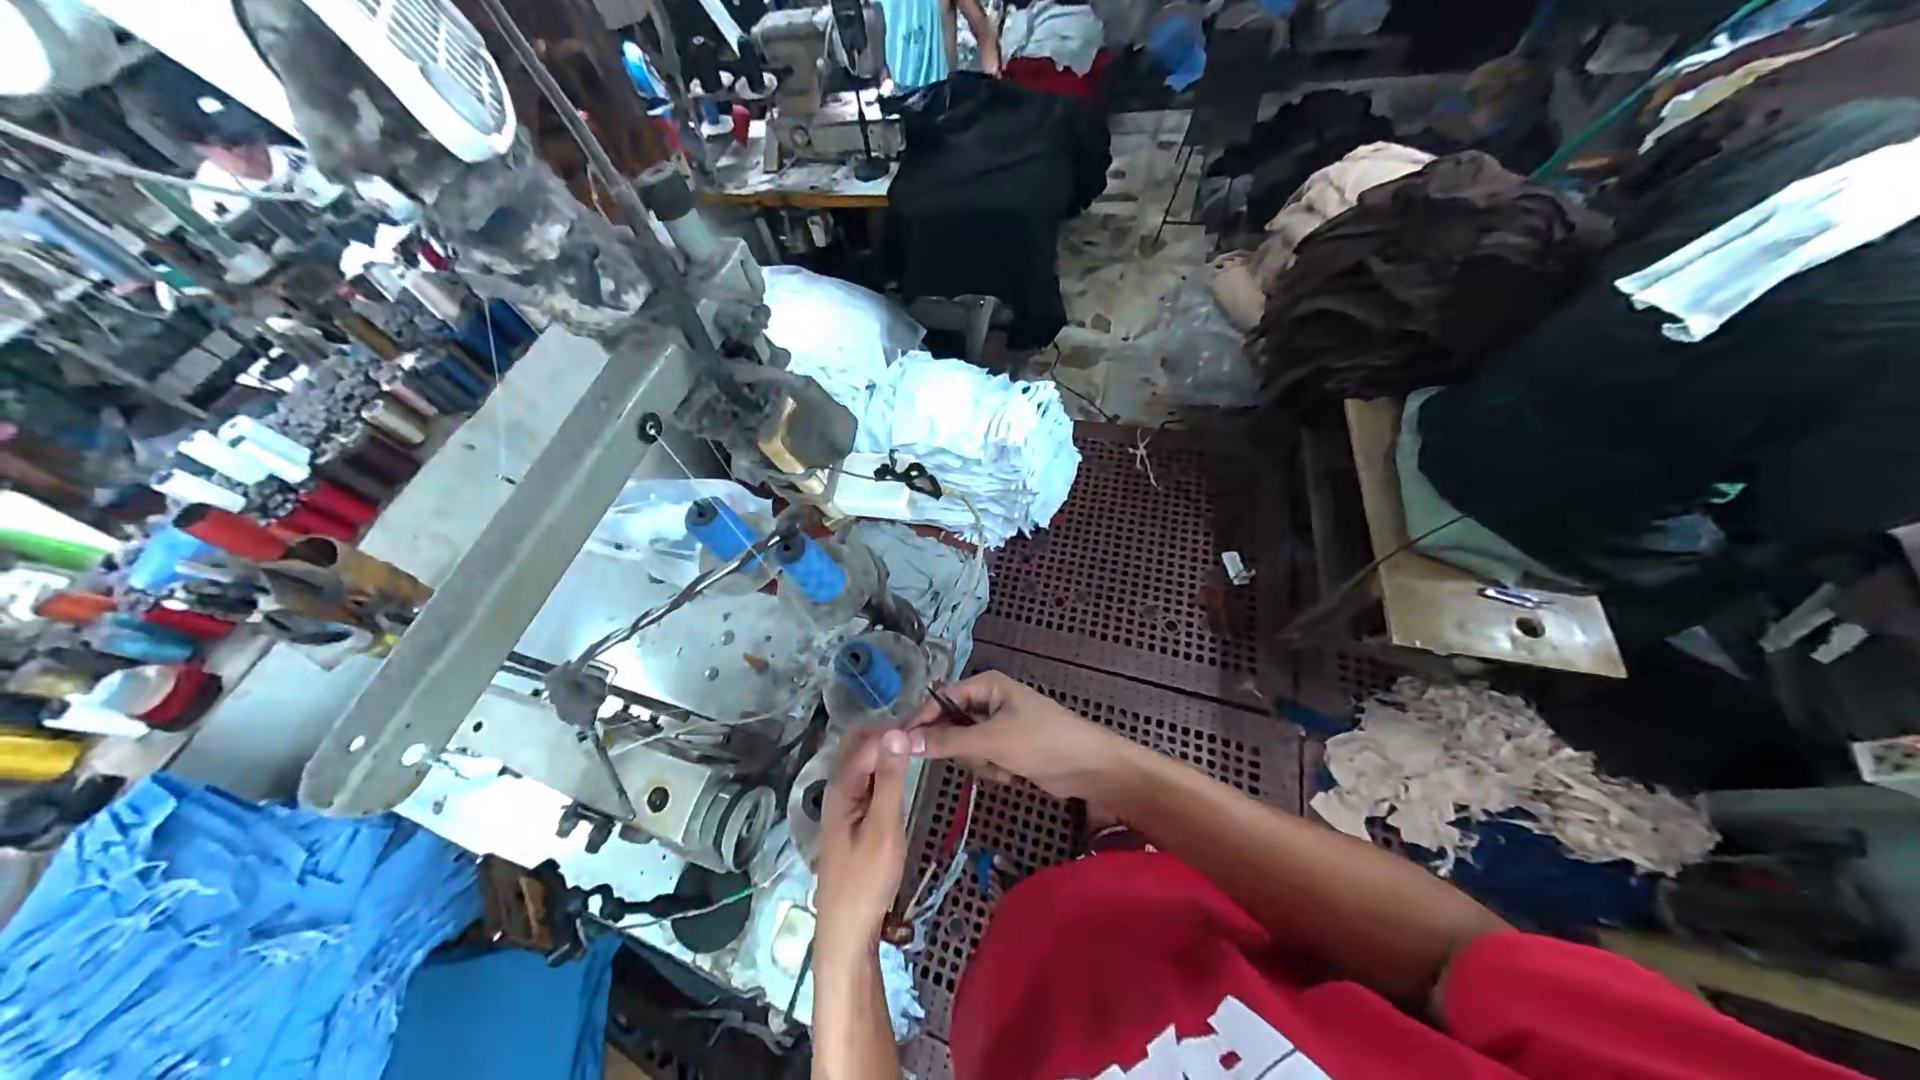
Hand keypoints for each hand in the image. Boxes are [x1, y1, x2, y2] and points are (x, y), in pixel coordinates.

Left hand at [813, 730, 910, 957]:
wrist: (848, 928)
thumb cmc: (866, 879)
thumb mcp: (883, 827)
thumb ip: (890, 779)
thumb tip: (897, 732)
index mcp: (840, 786)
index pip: (867, 741)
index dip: (894, 728)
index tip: (927, 721)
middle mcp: (838, 788)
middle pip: (860, 745)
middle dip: (888, 732)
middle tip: (925, 729)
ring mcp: (844, 803)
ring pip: (864, 762)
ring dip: (887, 749)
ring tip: (921, 744)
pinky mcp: (853, 817)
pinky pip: (868, 779)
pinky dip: (885, 768)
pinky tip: (905, 771)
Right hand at [902, 671, 1136, 800]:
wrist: (1088, 767)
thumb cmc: (1041, 741)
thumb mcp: (991, 740)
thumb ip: (947, 741)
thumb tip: (903, 742)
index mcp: (987, 685)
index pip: (941, 698)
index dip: (922, 720)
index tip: (902, 744)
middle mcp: (989, 700)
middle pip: (951, 724)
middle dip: (964, 748)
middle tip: (978, 757)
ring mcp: (998, 725)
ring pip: (965, 747)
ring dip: (981, 763)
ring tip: (1003, 766)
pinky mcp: (1007, 748)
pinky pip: (983, 759)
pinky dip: (994, 770)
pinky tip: (1013, 774)